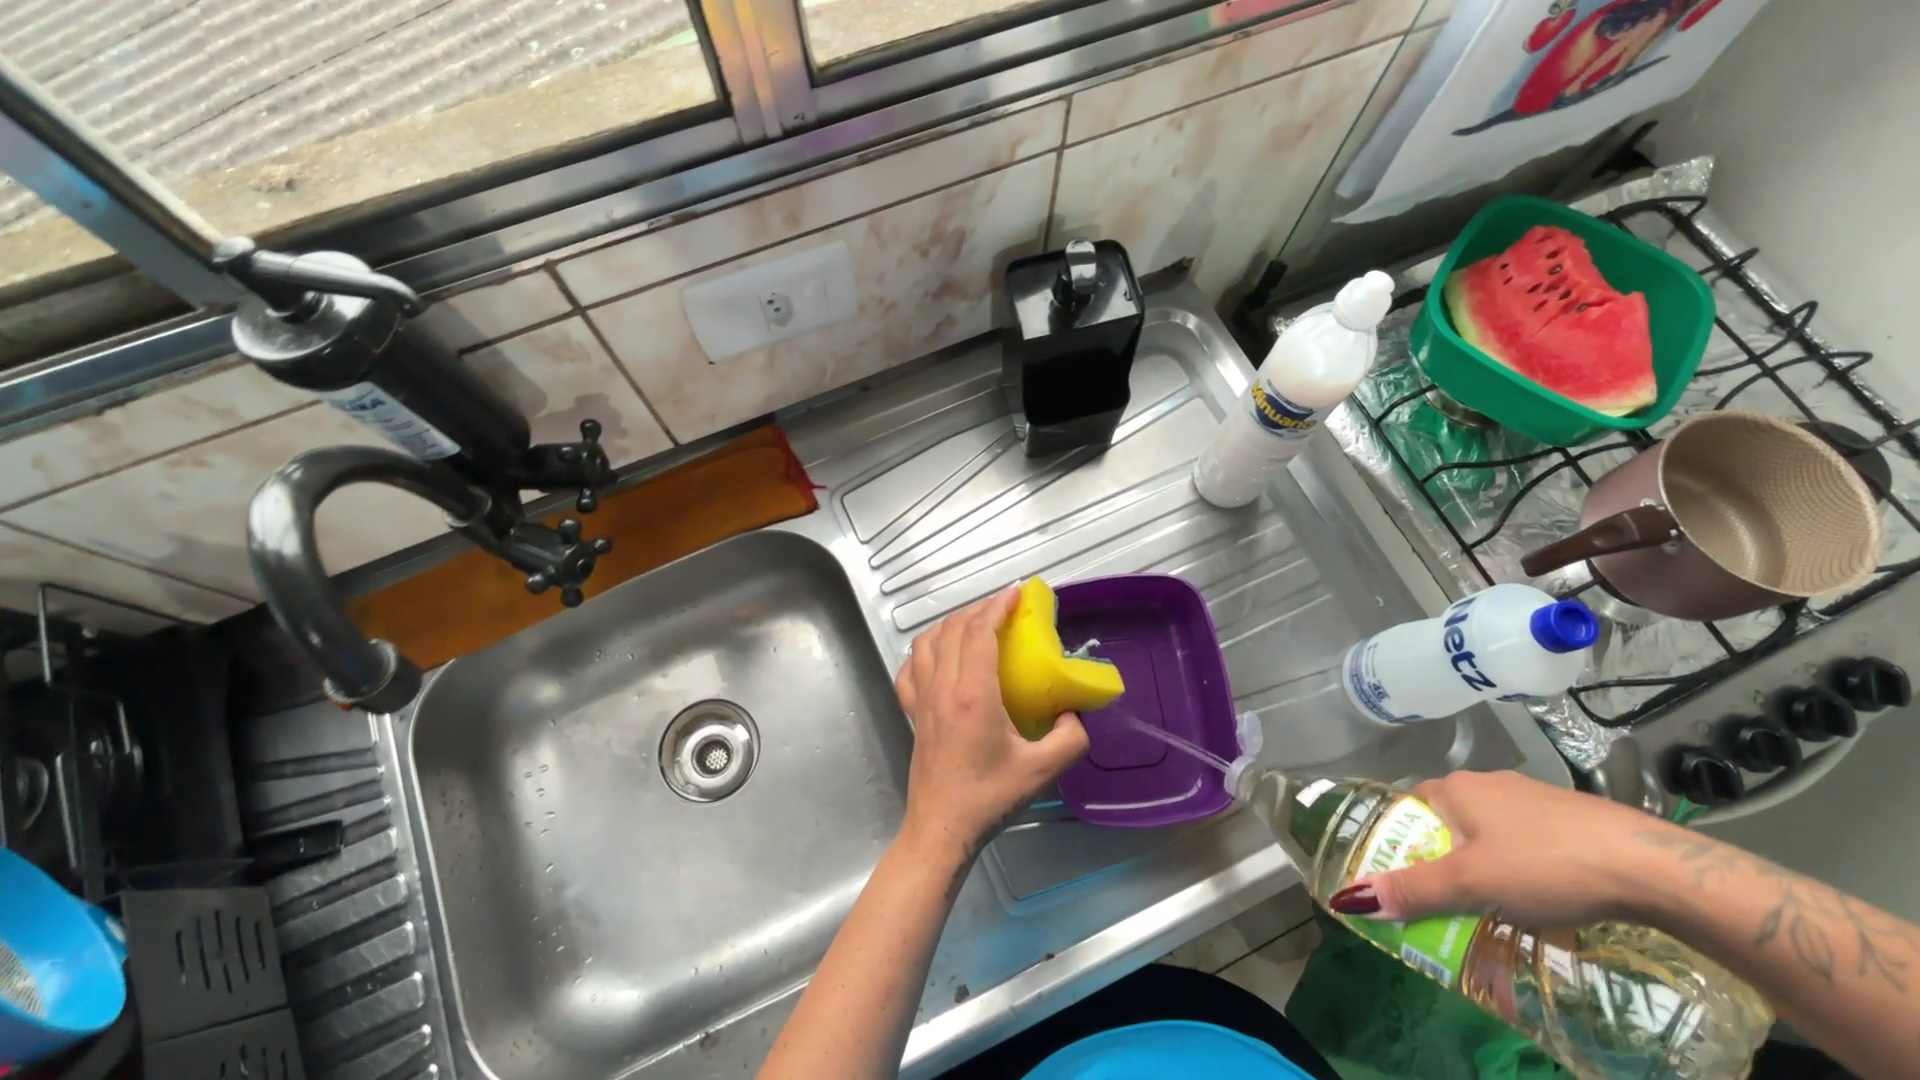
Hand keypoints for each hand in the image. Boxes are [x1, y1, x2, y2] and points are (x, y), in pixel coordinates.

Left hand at [894, 587, 1088, 863]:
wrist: (942, 829)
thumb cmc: (990, 798)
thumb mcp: (1043, 769)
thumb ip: (1071, 737)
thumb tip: (1075, 714)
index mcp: (972, 694)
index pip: (980, 632)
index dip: (999, 606)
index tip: (1018, 593)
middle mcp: (942, 688)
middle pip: (954, 629)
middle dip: (980, 609)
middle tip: (1005, 608)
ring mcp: (922, 700)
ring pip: (927, 643)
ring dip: (951, 625)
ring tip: (975, 624)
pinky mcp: (914, 715)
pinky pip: (910, 669)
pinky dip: (925, 652)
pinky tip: (939, 656)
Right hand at [1337, 770, 1664, 925]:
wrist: (1652, 867)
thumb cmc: (1546, 864)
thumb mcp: (1471, 883)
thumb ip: (1413, 890)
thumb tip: (1348, 899)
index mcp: (1456, 788)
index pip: (1410, 806)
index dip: (1401, 840)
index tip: (1403, 878)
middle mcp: (1490, 784)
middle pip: (1450, 824)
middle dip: (1444, 862)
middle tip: (1445, 904)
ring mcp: (1534, 800)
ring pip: (1491, 836)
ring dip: (1485, 869)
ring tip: (1492, 911)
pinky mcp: (1572, 820)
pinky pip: (1528, 845)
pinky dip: (1522, 871)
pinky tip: (1540, 901)